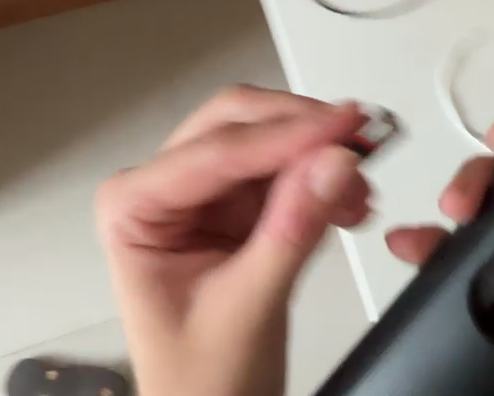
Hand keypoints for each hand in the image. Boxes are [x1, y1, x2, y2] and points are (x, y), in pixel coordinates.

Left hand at [98, 85, 372, 395]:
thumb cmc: (201, 382)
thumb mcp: (245, 312)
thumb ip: (290, 233)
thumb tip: (333, 162)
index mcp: (133, 205)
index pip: (216, 152)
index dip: (285, 134)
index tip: (342, 125)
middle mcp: (162, 182)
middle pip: (237, 123)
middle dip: (300, 128)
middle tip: (359, 137)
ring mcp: (201, 187)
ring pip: (266, 135)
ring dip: (318, 150)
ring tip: (361, 186)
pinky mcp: (236, 198)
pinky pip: (285, 164)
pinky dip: (321, 173)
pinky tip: (350, 198)